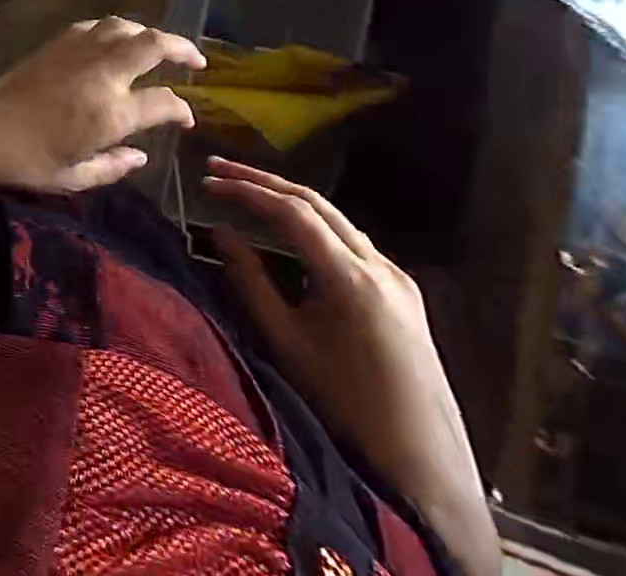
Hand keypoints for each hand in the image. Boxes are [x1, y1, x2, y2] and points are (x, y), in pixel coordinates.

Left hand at [0, 17, 205, 192]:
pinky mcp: (54, 46)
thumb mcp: (74, 178)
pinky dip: (112, 30)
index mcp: (112, 112)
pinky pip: (93, 27)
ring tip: (158, 46)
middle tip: (195, 60)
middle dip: (182, 48)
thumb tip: (140, 158)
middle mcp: (101, 74)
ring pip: (124, 26)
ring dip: (148, 33)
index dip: (182, 110)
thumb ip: (114, 167)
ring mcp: (77, 54)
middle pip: (154, 44)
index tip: (185, 118)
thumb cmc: (27, 163)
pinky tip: (113, 42)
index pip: (164, 101)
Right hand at [207, 158, 500, 575]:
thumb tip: (221, 234)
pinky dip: (310, 223)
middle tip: (216, 167)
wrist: (419, 459)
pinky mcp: (400, 291)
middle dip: (263, 180)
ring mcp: (396, 277)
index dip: (245, 191)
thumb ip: (249, 281)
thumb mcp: (284, 341)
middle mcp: (381, 266)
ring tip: (242, 188)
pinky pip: (348, 241)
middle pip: (316, 204)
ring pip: (335, 219)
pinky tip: (286, 228)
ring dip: (286, 198)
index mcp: (352, 278)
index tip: (206, 181)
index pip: (293, 213)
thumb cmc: (342, 402)